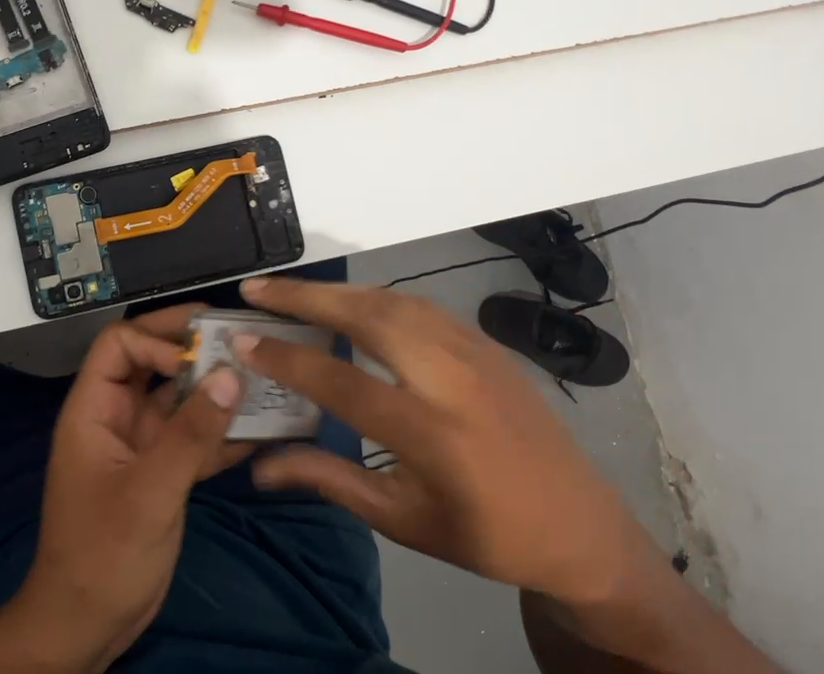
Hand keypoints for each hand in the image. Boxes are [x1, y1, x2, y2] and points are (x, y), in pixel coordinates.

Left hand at [15, 305, 249, 669]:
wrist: (88, 622)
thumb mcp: (148, 491)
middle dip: (192, 351)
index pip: (119, 345)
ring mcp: (141, 446)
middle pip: (152, 364)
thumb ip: (190, 434)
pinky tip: (262, 430)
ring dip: (215, 392)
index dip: (157, 341)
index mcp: (94, 409)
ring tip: (263, 379)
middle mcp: (117, 418)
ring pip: (178, 401)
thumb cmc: (103, 552)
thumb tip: (231, 376)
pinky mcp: (162, 474)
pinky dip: (222, 434)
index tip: (200, 360)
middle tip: (240, 338)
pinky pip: (194, 440)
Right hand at [232, 277, 660, 607]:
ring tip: (290, 290)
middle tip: (255, 289)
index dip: (286, 360)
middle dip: (305, 298)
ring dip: (338, 291)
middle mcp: (453, 380)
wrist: (581, 529)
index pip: (341, 382)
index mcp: (432, 434)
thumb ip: (329, 481)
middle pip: (368, 317)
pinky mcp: (489, 344)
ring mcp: (476, 354)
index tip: (242, 341)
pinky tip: (351, 303)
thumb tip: (259, 467)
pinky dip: (376, 296)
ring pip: (395, 301)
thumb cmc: (486, 535)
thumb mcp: (403, 522)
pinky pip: (422, 306)